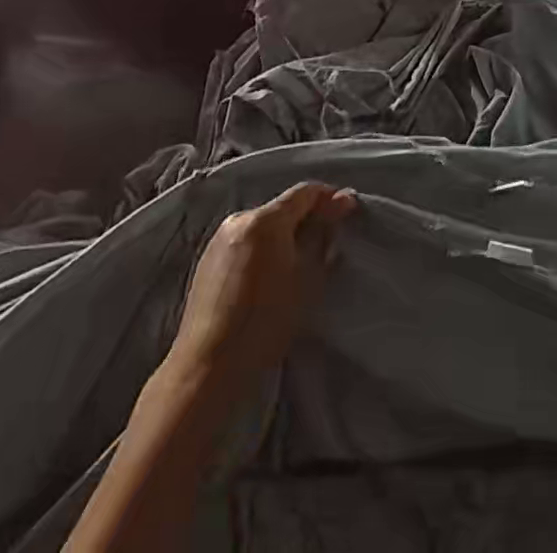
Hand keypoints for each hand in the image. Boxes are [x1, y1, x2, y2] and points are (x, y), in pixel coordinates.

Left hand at [165, 181, 355, 394]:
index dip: (330, 198)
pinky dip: (264, 249)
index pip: (305, 192)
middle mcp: (238, 219)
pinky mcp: (207, 260)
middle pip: (282, 208)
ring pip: (263, 225)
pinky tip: (270, 276)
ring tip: (299, 263)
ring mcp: (219, 239)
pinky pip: (246, 241)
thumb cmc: (268, 320)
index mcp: (265, 219)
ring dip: (284, 235)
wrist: (211, 364)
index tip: (348, 213)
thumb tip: (342, 201)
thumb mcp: (308, 276)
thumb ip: (323, 234)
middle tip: (328, 244)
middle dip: (307, 219)